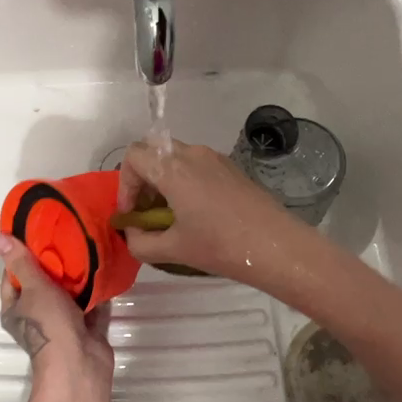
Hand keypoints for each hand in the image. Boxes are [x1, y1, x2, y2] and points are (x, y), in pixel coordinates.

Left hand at [0, 234, 113, 397]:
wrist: (79, 361)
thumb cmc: (49, 323)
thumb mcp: (33, 287)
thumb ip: (21, 262)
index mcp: (15, 309)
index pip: (12, 277)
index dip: (20, 256)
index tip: (36, 234)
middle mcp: (36, 317)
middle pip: (42, 284)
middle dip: (54, 264)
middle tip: (66, 236)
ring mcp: (61, 323)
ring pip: (68, 295)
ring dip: (77, 277)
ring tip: (87, 247)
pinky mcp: (85, 328)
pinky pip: (90, 304)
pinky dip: (96, 291)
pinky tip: (104, 269)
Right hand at [115, 140, 318, 285]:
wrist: (277, 246)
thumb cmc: (221, 246)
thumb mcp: (174, 250)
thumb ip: (141, 243)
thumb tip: (132, 234)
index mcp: (173, 168)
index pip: (134, 156)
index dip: (125, 184)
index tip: (131, 213)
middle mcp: (193, 154)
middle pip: (153, 152)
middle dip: (142, 180)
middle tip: (146, 212)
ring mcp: (214, 158)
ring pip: (175, 158)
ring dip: (163, 181)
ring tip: (169, 216)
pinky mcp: (231, 168)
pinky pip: (196, 166)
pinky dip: (184, 182)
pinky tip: (195, 214)